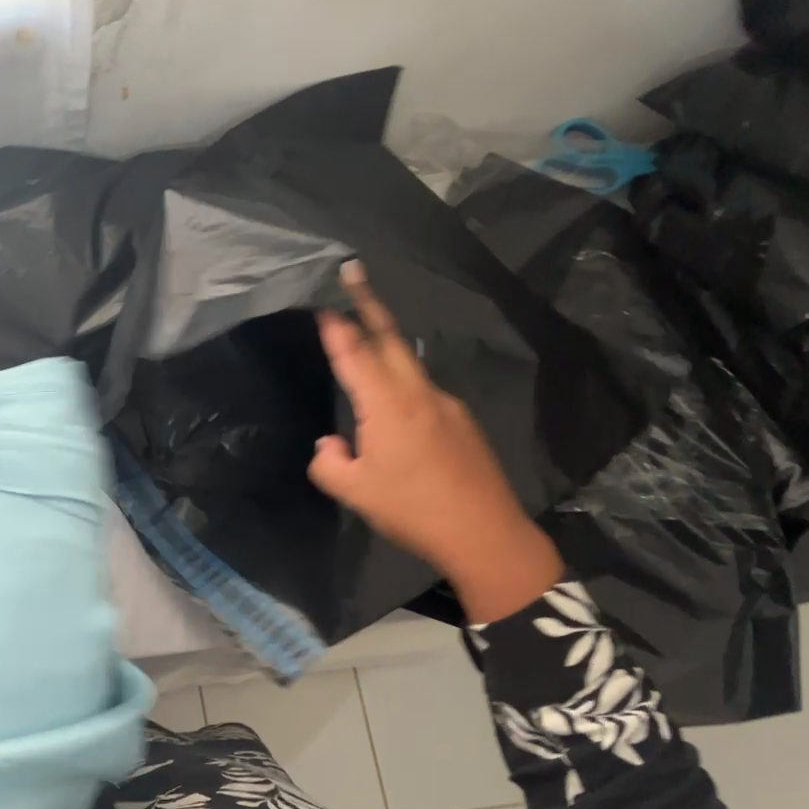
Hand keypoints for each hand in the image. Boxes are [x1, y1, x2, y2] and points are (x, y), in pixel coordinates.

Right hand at [308, 260, 561, 622]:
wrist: (484, 534)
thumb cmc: (412, 511)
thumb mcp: (354, 492)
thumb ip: (329, 463)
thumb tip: (330, 445)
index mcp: (388, 407)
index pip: (356, 355)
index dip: (337, 325)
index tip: (324, 298)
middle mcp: (419, 395)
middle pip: (390, 339)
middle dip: (369, 304)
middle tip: (355, 274)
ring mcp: (446, 405)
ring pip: (409, 365)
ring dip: (386, 345)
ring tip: (366, 338)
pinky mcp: (462, 422)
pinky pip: (424, 392)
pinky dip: (403, 385)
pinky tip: (397, 411)